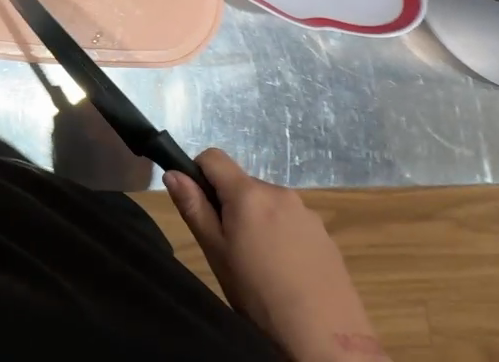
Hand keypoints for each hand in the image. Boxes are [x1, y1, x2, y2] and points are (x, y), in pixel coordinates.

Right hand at [167, 149, 385, 361]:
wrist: (325, 341)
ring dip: (256, 221)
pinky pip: (291, 222)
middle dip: (229, 205)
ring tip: (259, 265)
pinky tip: (285, 272)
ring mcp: (307, 214)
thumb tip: (173, 173)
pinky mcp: (326, 235)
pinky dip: (281, 236)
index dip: (198, 174)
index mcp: (249, 194)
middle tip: (229, 247)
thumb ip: (193, 208)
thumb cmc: (259, 296)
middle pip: (242, 183)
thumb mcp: (216, 253)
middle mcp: (280, 192)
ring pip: (267, 204)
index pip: (213, 156)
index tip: (200, 207)